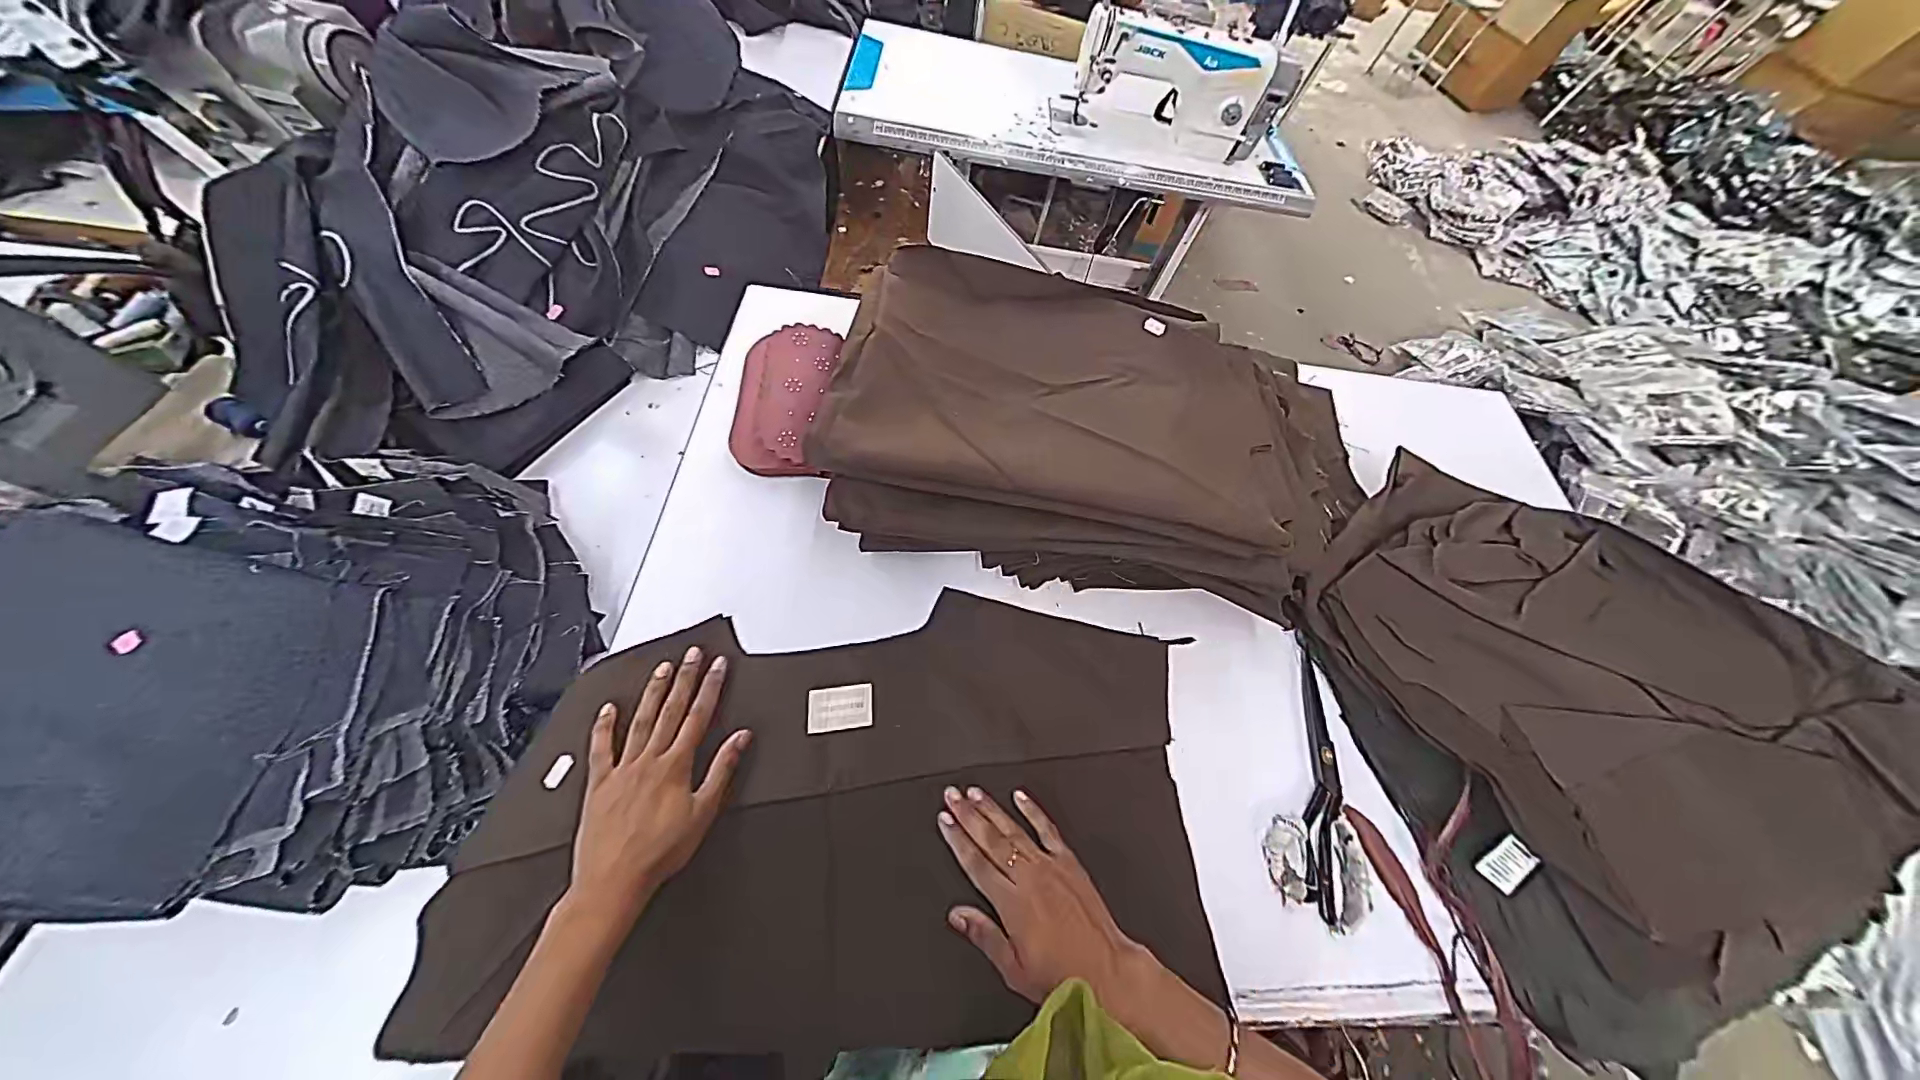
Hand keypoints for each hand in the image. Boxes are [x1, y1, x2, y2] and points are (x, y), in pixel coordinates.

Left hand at [566, 647, 752, 926]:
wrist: (613, 880)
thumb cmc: (659, 852)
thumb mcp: (703, 812)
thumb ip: (722, 770)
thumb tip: (739, 740)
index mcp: (675, 766)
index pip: (698, 716)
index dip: (710, 687)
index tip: (717, 667)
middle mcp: (648, 761)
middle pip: (671, 710)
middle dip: (685, 679)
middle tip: (692, 655)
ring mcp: (622, 769)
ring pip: (640, 720)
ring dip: (653, 692)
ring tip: (663, 669)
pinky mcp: (600, 783)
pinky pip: (601, 747)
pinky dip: (604, 726)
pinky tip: (608, 709)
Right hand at [937, 786, 1158, 1008]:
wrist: (1107, 972)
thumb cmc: (1063, 975)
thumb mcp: (1013, 968)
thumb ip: (984, 935)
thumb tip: (958, 915)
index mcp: (1011, 903)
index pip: (975, 863)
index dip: (957, 839)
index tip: (945, 822)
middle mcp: (1029, 879)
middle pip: (990, 839)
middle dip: (967, 814)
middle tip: (952, 796)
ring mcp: (1050, 867)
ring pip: (1013, 830)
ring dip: (991, 808)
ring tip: (974, 792)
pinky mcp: (1070, 862)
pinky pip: (1047, 829)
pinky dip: (1033, 811)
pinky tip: (1020, 797)